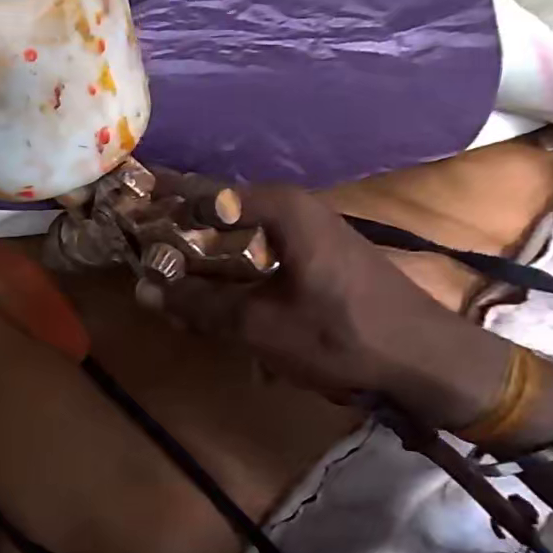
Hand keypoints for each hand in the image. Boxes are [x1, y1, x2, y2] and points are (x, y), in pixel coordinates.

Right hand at [144, 177, 515, 428]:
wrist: (424, 359)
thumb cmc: (341, 335)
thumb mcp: (261, 325)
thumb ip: (202, 304)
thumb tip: (146, 290)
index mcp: (281, 208)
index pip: (202, 194)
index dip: (162, 209)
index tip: (128, 224)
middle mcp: (297, 209)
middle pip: (222, 216)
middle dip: (183, 243)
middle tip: (149, 269)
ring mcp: (313, 234)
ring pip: (243, 241)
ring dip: (212, 267)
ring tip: (179, 296)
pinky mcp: (323, 260)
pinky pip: (267, 260)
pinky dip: (241, 279)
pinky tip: (226, 309)